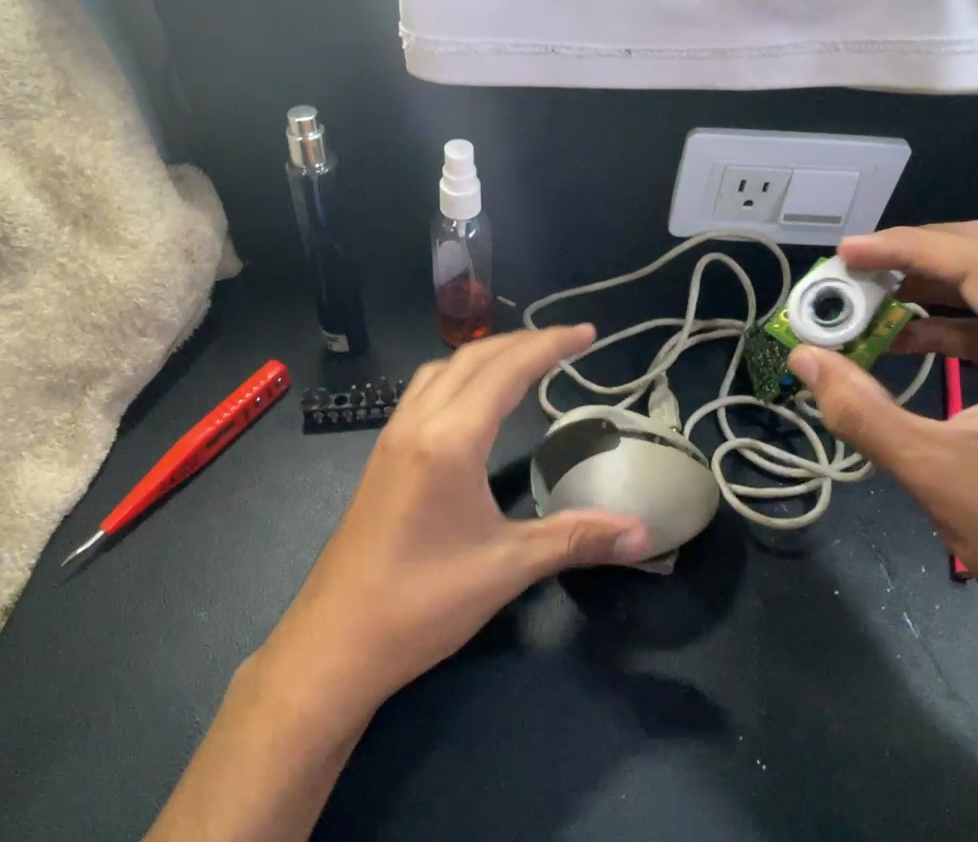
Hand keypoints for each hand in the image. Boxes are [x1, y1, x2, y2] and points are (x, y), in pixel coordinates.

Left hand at [261, 325, 651, 709]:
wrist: (334, 643)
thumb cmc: (422, 603)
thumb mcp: (507, 567)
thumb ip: (576, 539)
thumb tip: (643, 534)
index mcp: (449, 441)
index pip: (506, 372)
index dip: (549, 346)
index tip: (587, 334)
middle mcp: (416, 425)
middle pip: (472, 359)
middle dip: (521, 341)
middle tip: (566, 341)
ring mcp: (391, 441)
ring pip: (439, 372)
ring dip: (484, 356)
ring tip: (524, 363)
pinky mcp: (380, 461)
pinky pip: (421, 395)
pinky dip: (457, 379)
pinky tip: (474, 407)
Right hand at [786, 217, 977, 651]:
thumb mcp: (933, 474)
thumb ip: (862, 410)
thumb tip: (805, 360)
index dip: (908, 248)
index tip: (848, 256)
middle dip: (945, 243)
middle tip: (880, 266)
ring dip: (958, 276)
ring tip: (887, 296)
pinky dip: (971, 314)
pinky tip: (916, 337)